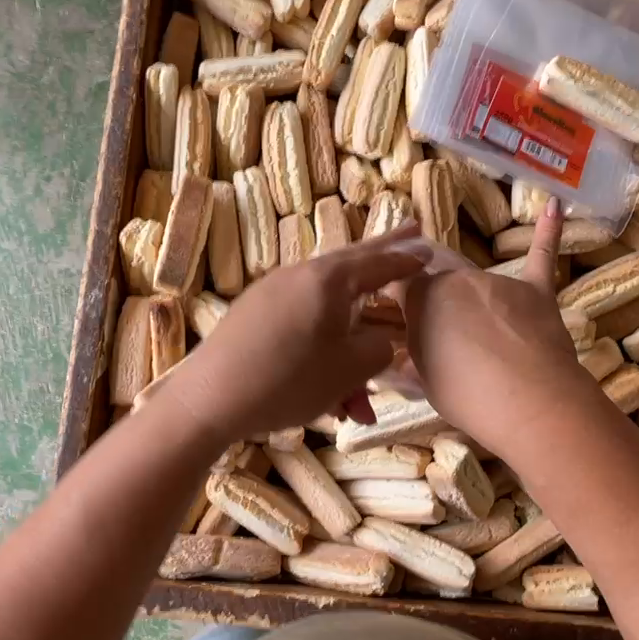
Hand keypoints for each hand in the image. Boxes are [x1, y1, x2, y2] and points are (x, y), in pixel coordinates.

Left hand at [156, 230, 426, 444]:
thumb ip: (378, 350)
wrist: (209, 400)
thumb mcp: (349, 369)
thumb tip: (381, 341)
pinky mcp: (252, 319)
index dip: (407, 259)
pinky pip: (300, 331)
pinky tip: (325, 402)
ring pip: (325, 318)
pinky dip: (319, 360)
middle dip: (385, 256)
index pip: (379, 262)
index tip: (429, 252)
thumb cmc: (288, 380)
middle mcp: (298, 276)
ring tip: (356, 407)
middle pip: (352, 266)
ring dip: (346, 359)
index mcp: (328, 279)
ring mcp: (271, 295)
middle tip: (412, 232)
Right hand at [394, 206, 599, 457]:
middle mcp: (455, 279)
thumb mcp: (423, 383)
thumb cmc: (466, 398)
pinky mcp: (536, 292)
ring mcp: (498, 283)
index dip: (392, 296)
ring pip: (476, 283)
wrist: (530, 405)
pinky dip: (547, 232)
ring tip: (482, 341)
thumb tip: (399, 358)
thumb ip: (411, 360)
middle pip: (437, 281)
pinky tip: (553, 206)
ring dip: (472, 302)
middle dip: (434, 300)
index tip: (385, 305)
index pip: (398, 284)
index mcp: (421, 299)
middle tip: (439, 333)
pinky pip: (541, 257)